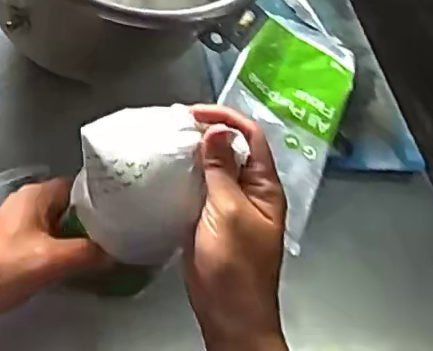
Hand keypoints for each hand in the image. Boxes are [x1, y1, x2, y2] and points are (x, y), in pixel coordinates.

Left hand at [0, 177, 107, 350]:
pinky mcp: (8, 241)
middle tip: (104, 241)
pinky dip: (53, 248)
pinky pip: (40, 237)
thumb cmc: (3, 267)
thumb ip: (87, 254)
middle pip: (65, 205)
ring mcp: (15, 220)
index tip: (114, 216)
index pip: (76, 186)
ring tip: (86, 256)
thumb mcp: (52, 260)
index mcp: (36, 193)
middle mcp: (25, 200)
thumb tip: (112, 253)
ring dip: (68, 239)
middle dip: (84, 224)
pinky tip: (59, 266)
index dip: (96, 200)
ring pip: (52, 223)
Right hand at [184, 105, 288, 350]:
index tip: (196, 112)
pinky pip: (200, 184)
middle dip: (208, 130)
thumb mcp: (229, 213)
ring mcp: (229, 203)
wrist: (228, 320)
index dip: (226, 118)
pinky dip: (186, 172)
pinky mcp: (210, 217)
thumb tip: (215, 130)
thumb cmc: (236, 268)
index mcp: (264, 186)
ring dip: (195, 150)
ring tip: (169, 138)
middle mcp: (250, 190)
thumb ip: (221, 170)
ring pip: (214, 164)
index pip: (250, 136)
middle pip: (232, 146)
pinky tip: (168, 166)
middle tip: (177, 122)